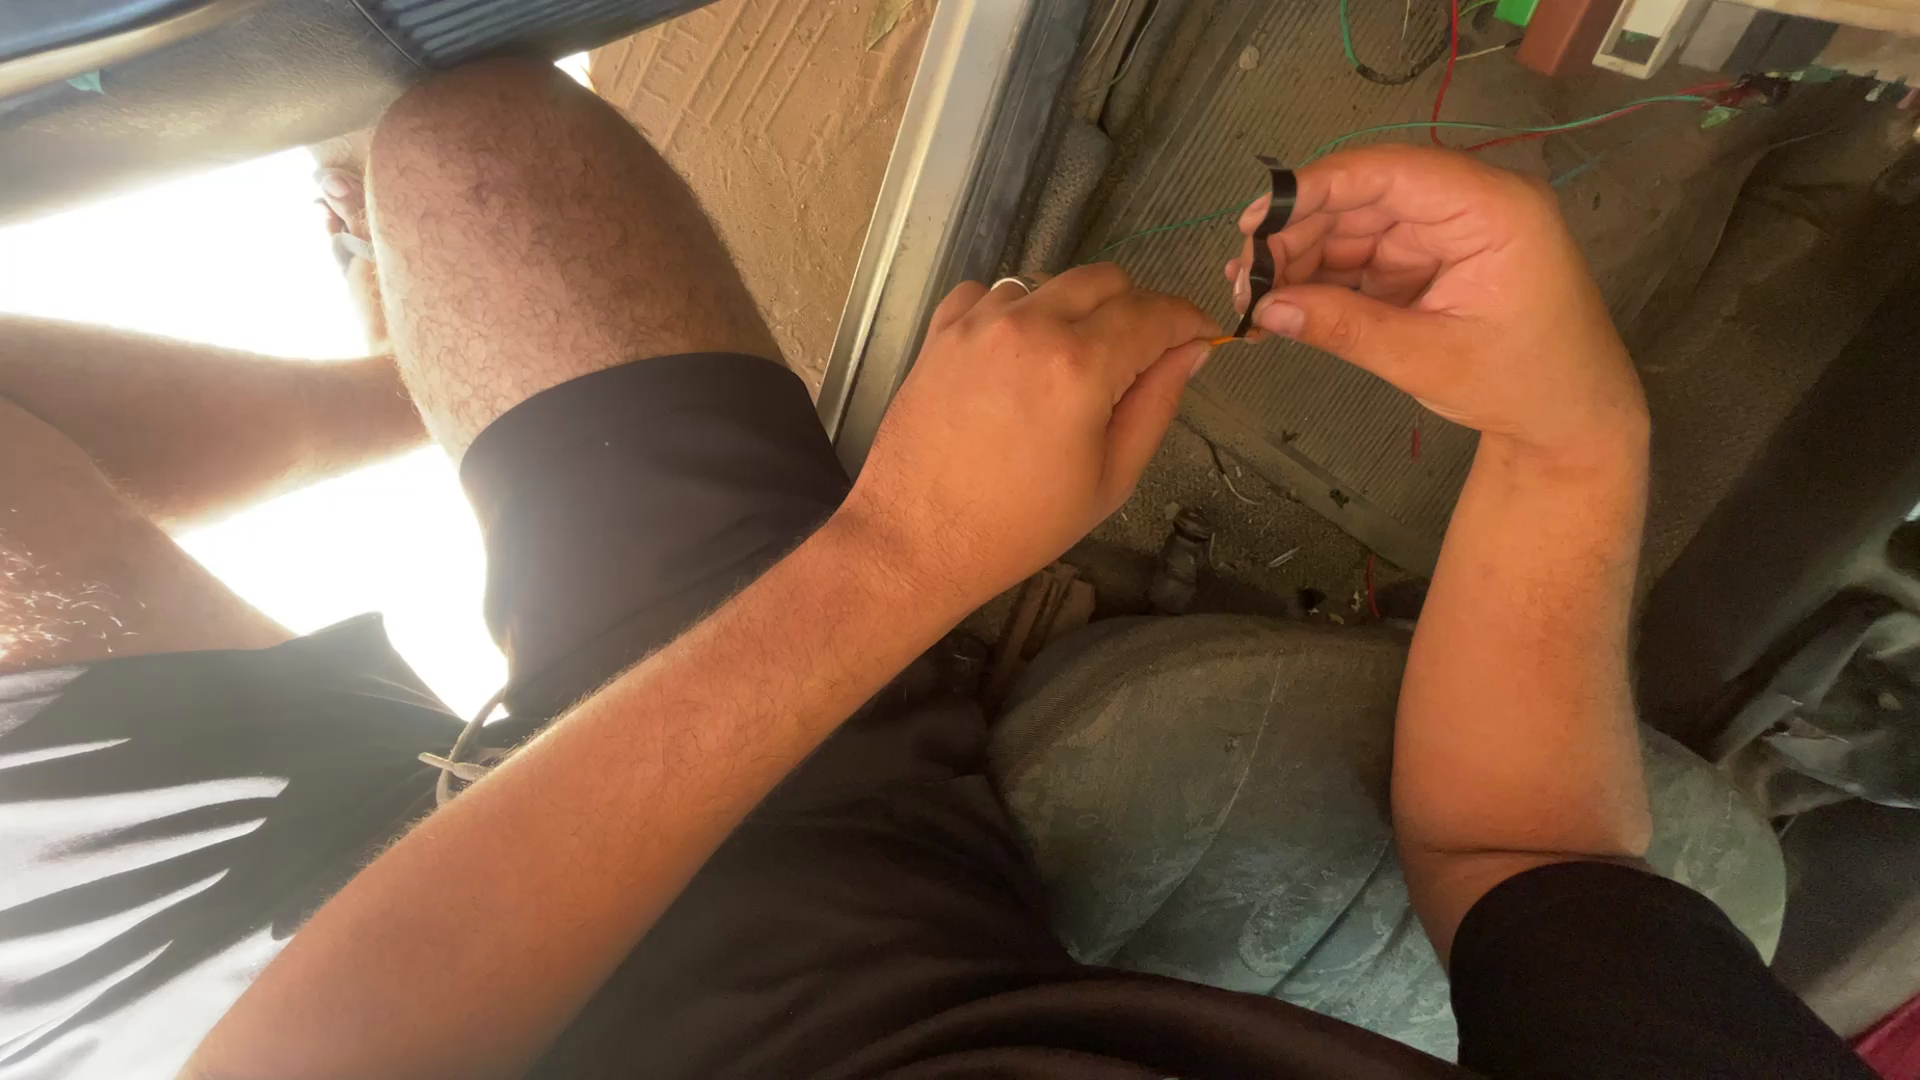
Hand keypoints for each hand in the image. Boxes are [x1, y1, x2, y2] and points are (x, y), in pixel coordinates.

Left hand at [843, 264, 1215, 606]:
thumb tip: (1189, 352)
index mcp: (1080, 366)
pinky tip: (1013, 354)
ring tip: (1068, 363)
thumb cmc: (1019, 527)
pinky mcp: (939, 334)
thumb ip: (1155, 406)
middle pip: (1105, 280)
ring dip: (1073, 310)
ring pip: (1048, 282)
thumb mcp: (1108, 481)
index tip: (1199, 335)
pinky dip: (1014, 311)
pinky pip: (989, 294)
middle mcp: (1029, 327)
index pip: (1153, 313)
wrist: (917, 540)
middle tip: (1138, 355)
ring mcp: (977, 325)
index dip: (1187, 320)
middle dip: (1136, 308)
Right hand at [1225, 144, 1646, 461]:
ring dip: (1292, 263)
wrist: (1559, 416)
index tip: (1254, 222)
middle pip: (1357, 201)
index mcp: (1488, 210)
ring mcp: (1432, 238)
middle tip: (1242, 284)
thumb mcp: (1426, 358)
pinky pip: (1350, 264)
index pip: (1390, 173)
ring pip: (1344, 232)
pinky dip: (1310, 284)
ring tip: (1250, 302)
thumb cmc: (1520, 382)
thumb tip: (1267, 310)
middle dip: (1292, 238)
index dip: (1316, 188)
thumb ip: (1345, 329)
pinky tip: (1274, 306)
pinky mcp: (1412, 266)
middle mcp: (1457, 210)